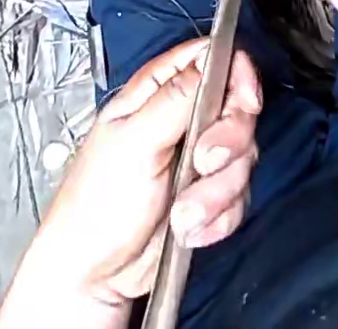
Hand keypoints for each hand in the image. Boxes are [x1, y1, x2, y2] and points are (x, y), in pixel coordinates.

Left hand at [0, 40, 261, 323]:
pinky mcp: (210, 190)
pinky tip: (188, 227)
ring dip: (217, 191)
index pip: (212, 58)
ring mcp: (198, 153)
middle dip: (229, 140)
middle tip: (204, 163)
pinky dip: (219, 216)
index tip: (243, 101)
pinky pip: (240, 195)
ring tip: (182, 213)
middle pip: (237, 104)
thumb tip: (207, 58)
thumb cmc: (95, 206)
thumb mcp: (132, 144)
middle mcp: (182, 115)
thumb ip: (174, 99)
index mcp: (158, 90)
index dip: (237, 73)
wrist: (93, 278)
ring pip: (242, 154)